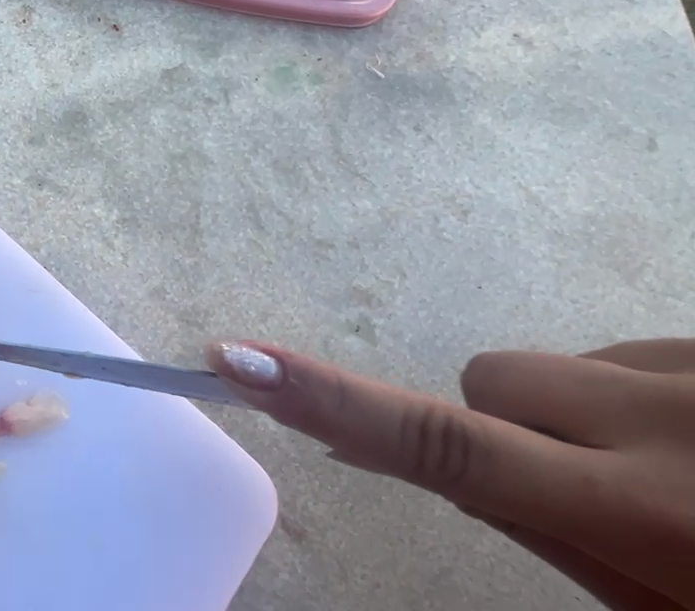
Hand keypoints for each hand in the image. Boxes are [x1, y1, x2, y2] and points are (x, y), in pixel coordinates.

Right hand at [207, 338, 694, 609]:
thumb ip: (564, 538)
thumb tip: (455, 466)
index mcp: (656, 512)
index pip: (445, 447)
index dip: (331, 402)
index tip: (239, 359)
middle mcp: (678, 419)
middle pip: (494, 377)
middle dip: (512, 424)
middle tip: (613, 496)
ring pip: (574, 363)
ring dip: (601, 412)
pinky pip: (649, 351)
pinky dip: (664, 394)